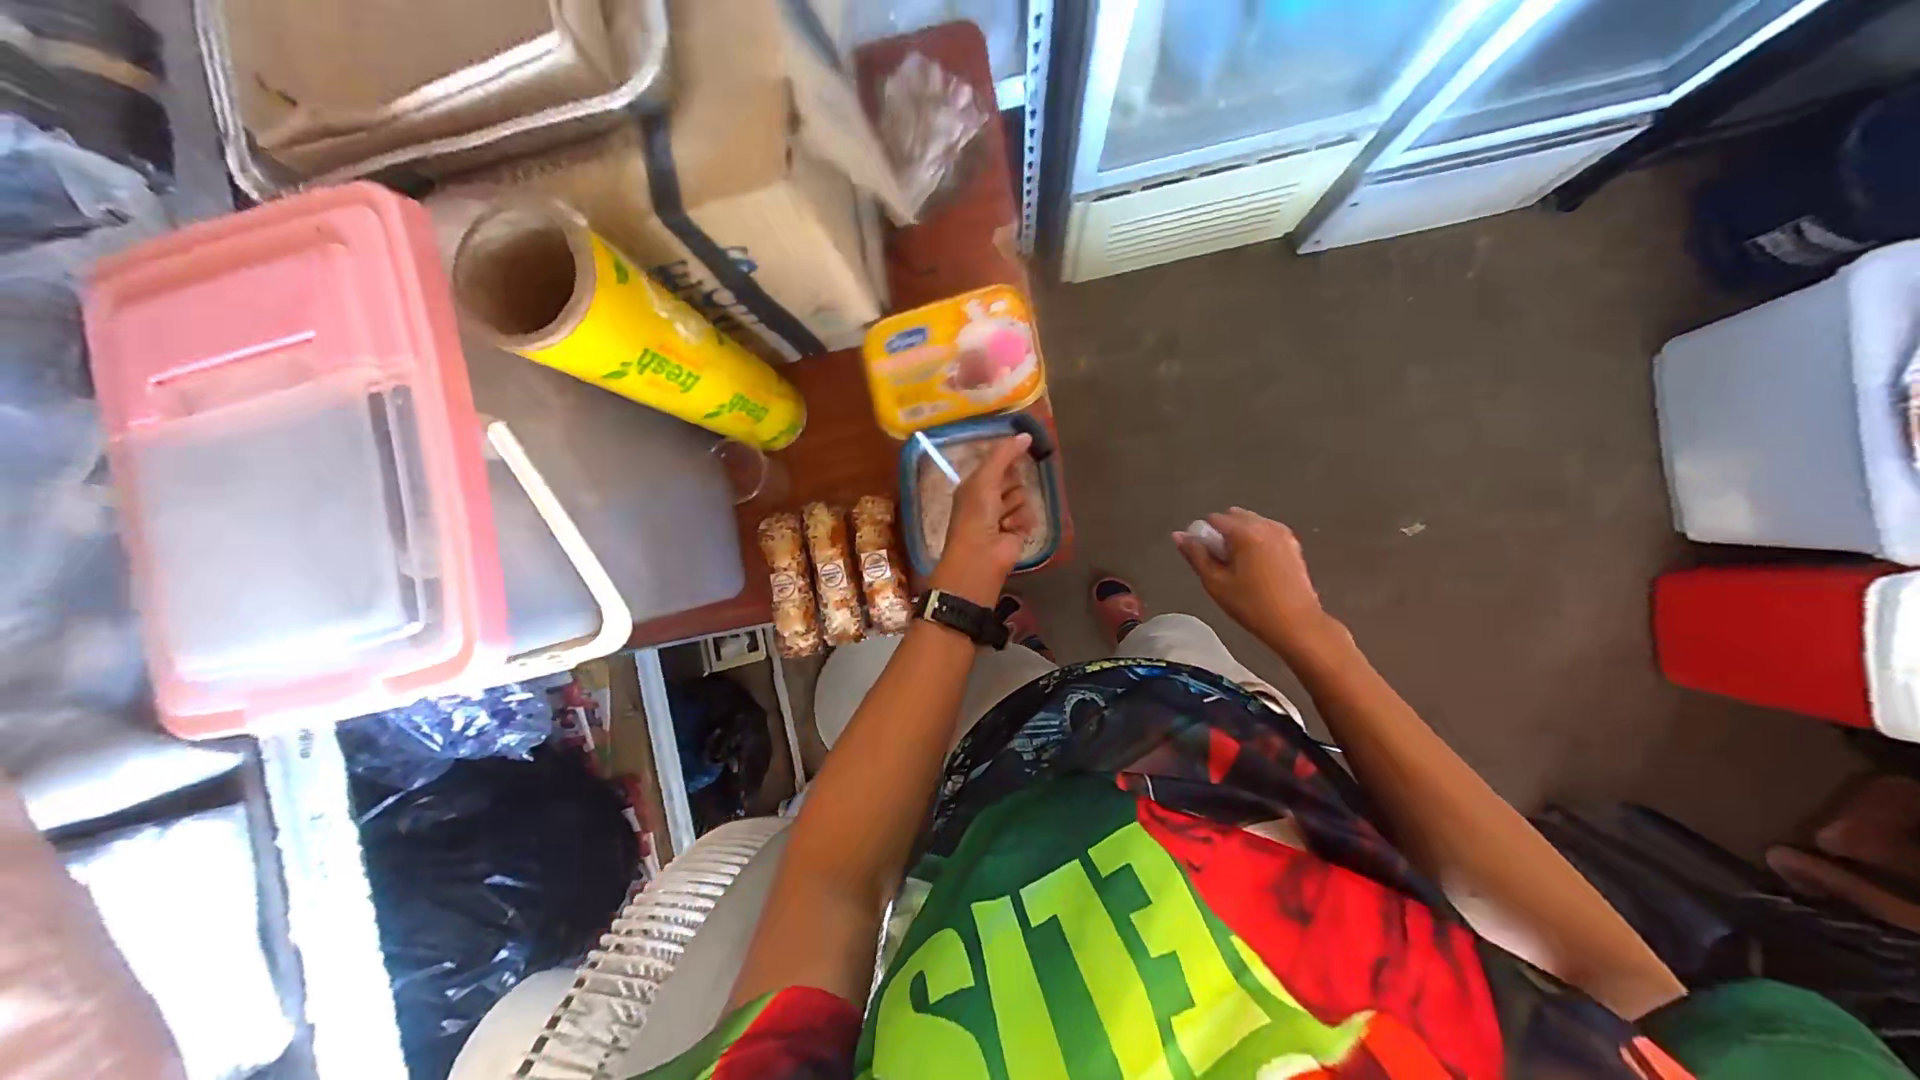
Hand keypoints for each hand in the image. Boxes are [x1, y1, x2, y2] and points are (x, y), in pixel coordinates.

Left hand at [927, 434, 1038, 606]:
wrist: (980, 556)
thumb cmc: (975, 516)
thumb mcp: (985, 479)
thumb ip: (1004, 455)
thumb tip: (1026, 434)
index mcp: (974, 484)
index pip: (997, 463)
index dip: (1008, 456)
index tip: (1024, 445)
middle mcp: (988, 498)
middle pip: (1013, 478)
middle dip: (1010, 485)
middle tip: (999, 497)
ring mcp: (1004, 515)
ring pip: (1023, 496)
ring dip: (1014, 507)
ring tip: (1002, 521)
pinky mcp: (1018, 531)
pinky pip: (1029, 514)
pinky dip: (1021, 522)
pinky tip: (1010, 531)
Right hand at [1174, 507, 1340, 654]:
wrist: (1296, 624)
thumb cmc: (1251, 606)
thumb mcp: (1215, 583)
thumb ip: (1195, 555)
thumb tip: (1178, 535)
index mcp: (1245, 532)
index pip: (1213, 519)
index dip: (1204, 537)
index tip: (1208, 560)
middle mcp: (1265, 525)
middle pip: (1233, 516)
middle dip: (1223, 533)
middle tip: (1223, 563)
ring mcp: (1283, 533)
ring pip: (1251, 522)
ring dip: (1240, 536)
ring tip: (1241, 567)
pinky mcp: (1293, 544)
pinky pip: (1266, 531)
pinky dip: (1256, 541)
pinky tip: (1258, 567)